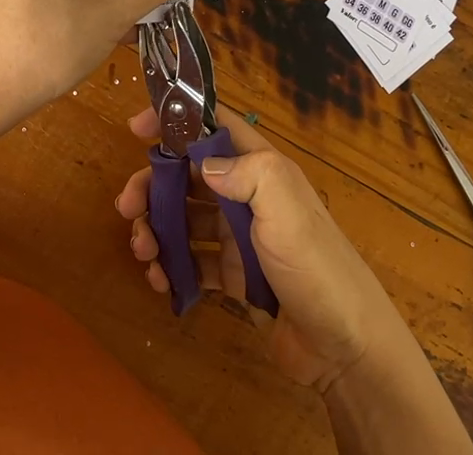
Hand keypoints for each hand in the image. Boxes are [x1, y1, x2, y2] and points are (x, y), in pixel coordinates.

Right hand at [115, 112, 403, 391]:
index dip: (176, 120)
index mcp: (264, 171)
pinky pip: (192, 261)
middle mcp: (249, 198)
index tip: (136, 128)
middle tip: (126, 208)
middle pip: (187, 177)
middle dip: (152, 187)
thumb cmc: (317, 269)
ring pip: (184, 219)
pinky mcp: (234, 276)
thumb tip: (201, 164)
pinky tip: (161, 280)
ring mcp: (240, 239)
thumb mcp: (287, 210)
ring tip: (143, 253)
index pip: (215, 128)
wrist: (347, 352)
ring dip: (156, 229)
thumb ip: (247, 173)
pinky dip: (171, 265)